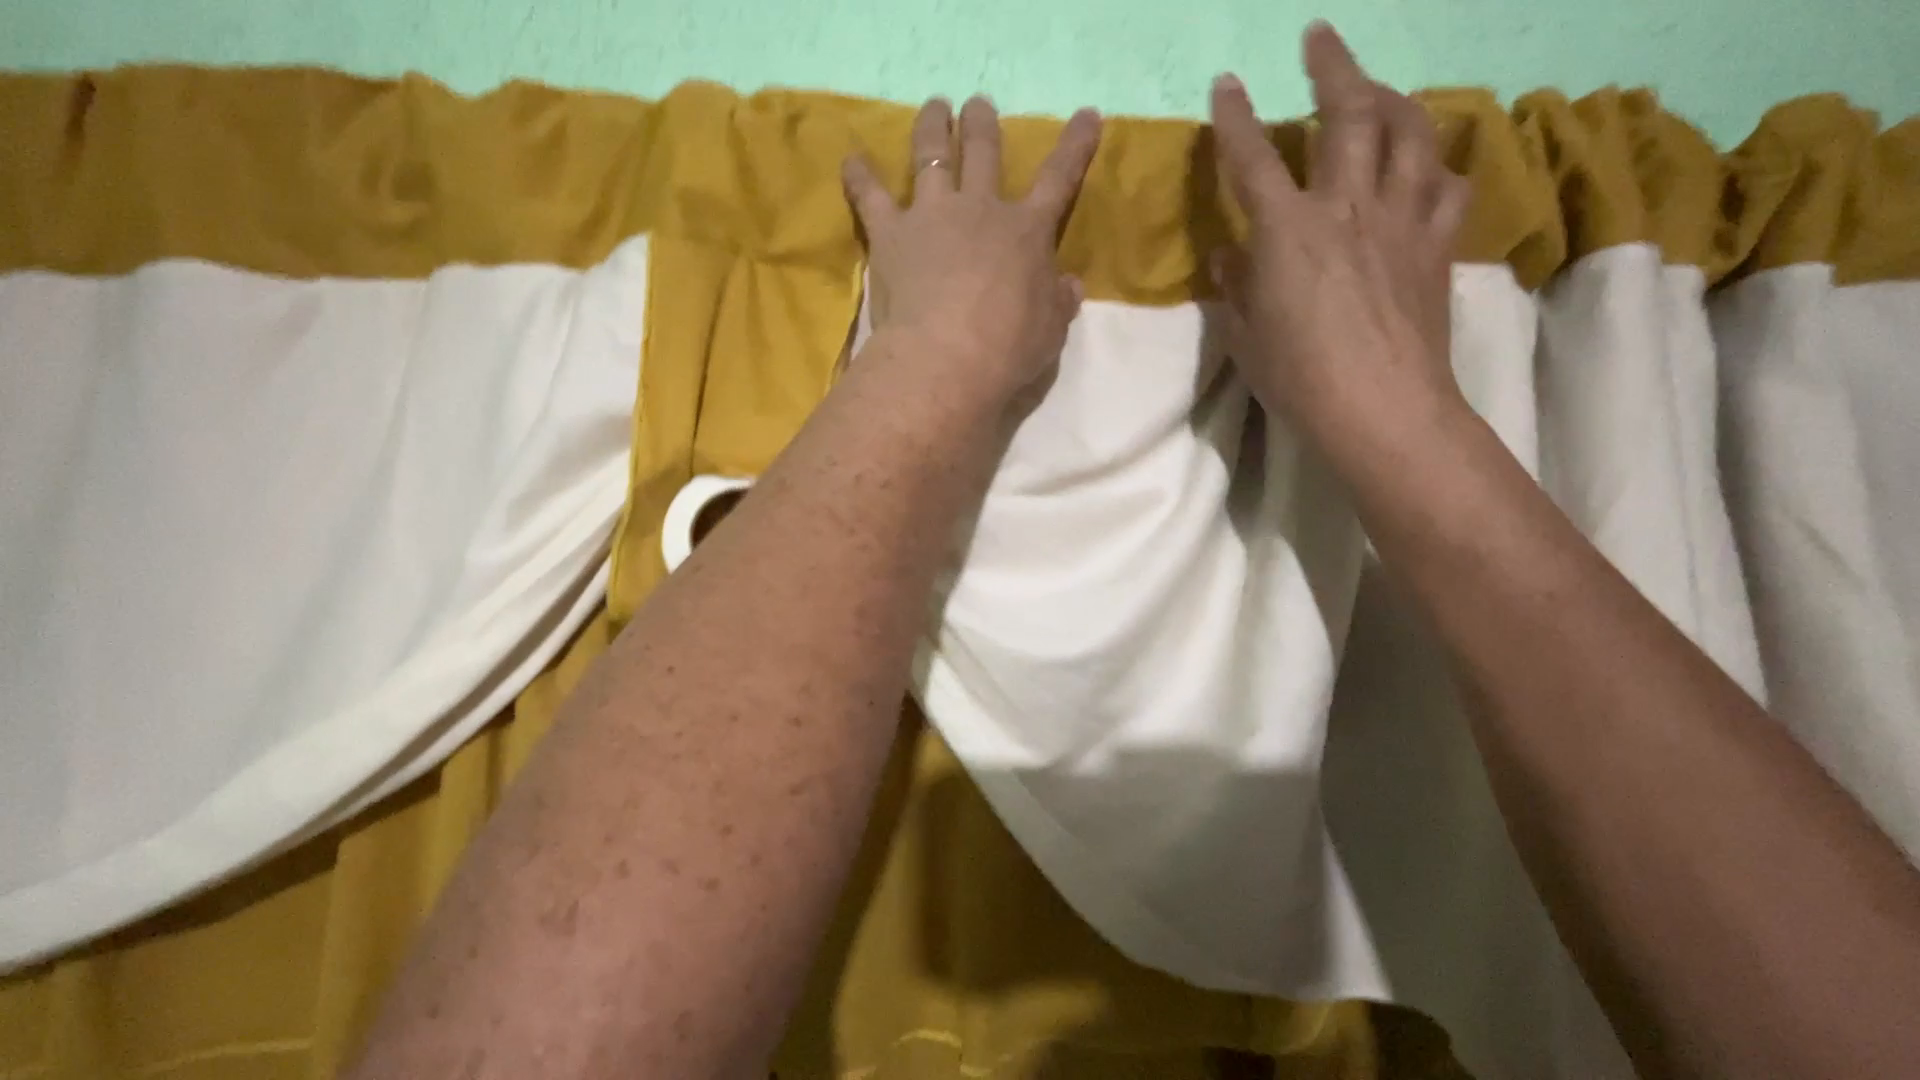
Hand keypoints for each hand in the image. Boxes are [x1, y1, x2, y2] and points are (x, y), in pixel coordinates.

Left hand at [843, 97, 1102, 411]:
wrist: (947, 357)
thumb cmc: (1008, 348)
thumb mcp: (1051, 330)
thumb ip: (1059, 302)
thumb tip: (1070, 285)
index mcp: (1027, 231)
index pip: (1059, 179)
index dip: (1075, 145)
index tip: (1086, 114)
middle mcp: (980, 209)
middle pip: (983, 151)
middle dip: (982, 123)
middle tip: (977, 104)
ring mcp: (932, 214)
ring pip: (931, 155)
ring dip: (933, 126)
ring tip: (933, 107)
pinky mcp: (891, 232)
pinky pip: (870, 196)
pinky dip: (859, 176)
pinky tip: (851, 160)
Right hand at [1209, 23, 1472, 463]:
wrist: (1382, 408)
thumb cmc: (1299, 380)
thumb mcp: (1246, 336)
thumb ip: (1235, 287)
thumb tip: (1227, 257)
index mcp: (1288, 230)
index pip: (1253, 158)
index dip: (1235, 117)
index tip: (1227, 85)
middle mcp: (1348, 205)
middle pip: (1348, 112)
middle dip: (1331, 65)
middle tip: (1319, 37)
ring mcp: (1401, 218)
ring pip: (1410, 131)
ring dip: (1391, 98)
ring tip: (1376, 90)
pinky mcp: (1436, 243)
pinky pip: (1449, 184)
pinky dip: (1438, 163)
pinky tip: (1428, 164)